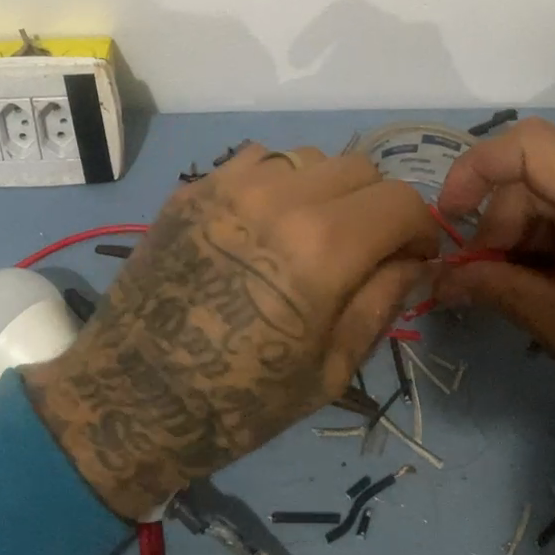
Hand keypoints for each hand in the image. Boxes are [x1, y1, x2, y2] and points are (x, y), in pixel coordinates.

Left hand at [25, 144, 436, 519]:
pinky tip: (261, 224)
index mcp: (323, 246)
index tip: (411, 258)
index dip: (420, 229)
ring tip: (309, 234)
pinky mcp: (192, 187)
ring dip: (325, 188)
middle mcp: (279, 197)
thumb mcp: (329, 367)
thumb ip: (381, 300)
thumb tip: (414, 260)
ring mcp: (229, 185)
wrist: (134, 393)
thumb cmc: (240, 398)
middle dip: (376, 205)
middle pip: (358, 167)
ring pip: (306, 156)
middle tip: (365, 249)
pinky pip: (255, 161)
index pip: (401, 201)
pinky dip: (275, 181)